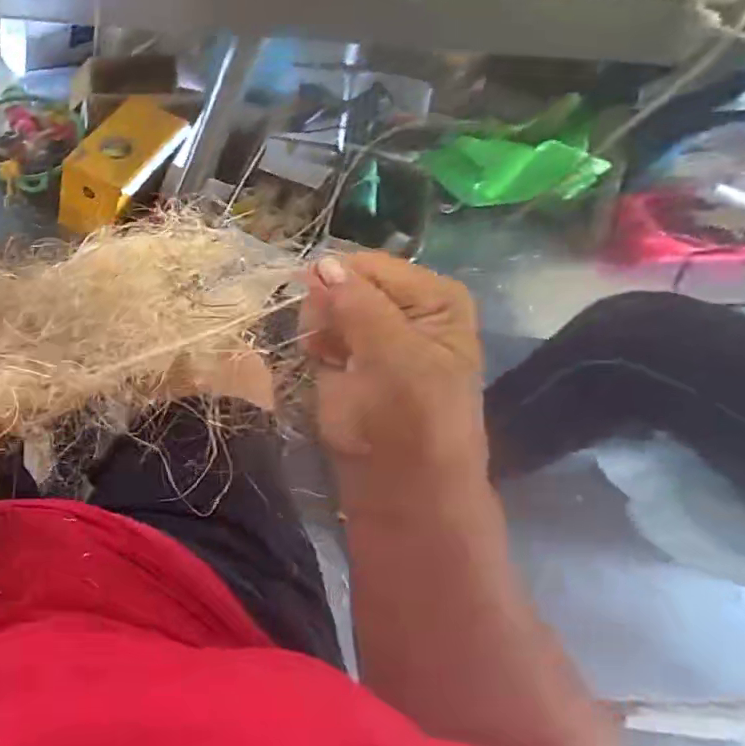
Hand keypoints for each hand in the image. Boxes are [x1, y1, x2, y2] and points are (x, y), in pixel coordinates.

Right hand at [299, 253, 486, 481]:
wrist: (398, 482)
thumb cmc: (412, 418)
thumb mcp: (395, 356)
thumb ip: (358, 305)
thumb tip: (321, 263)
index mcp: (433, 298)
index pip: (370, 266)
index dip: (339, 283)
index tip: (323, 315)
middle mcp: (404, 307)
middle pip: (342, 281)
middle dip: (326, 308)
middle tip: (332, 346)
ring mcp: (372, 331)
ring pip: (322, 305)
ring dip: (316, 330)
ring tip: (329, 360)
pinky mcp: (344, 354)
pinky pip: (314, 330)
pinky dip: (311, 345)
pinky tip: (322, 366)